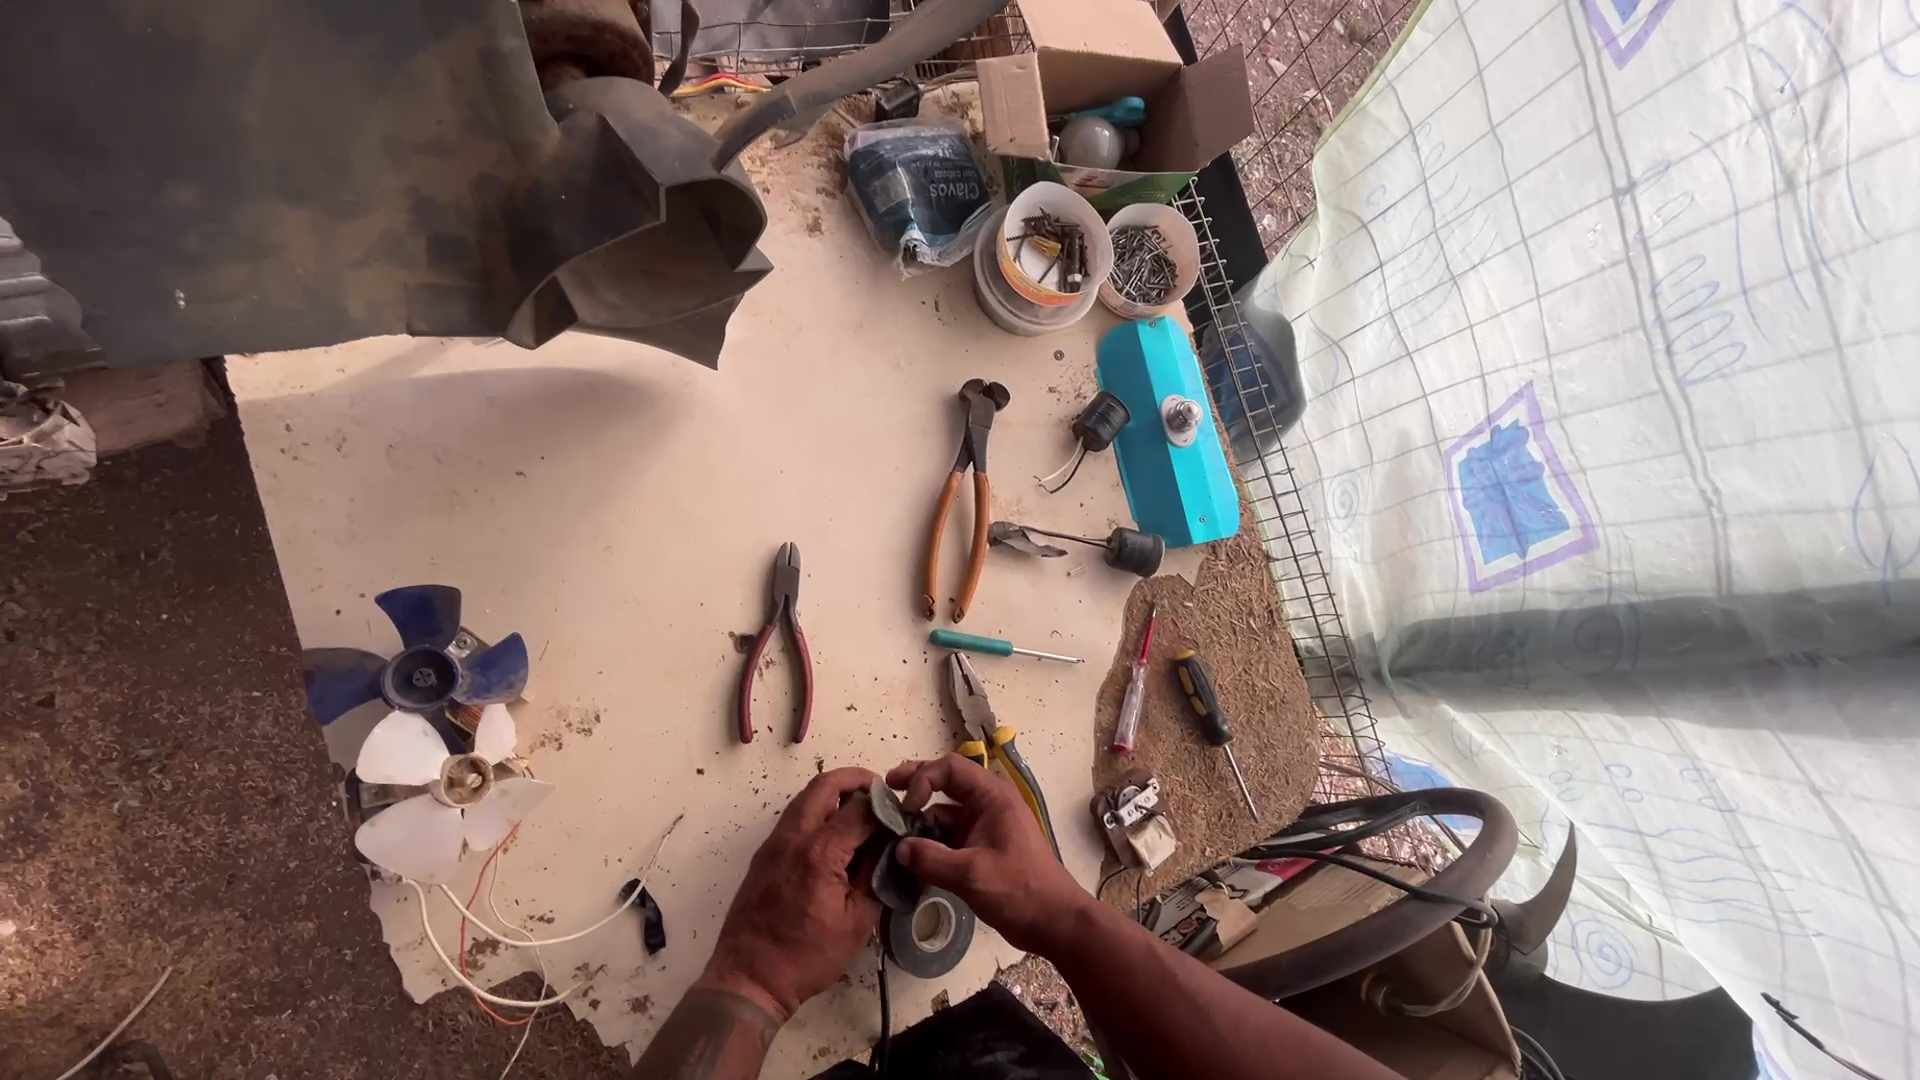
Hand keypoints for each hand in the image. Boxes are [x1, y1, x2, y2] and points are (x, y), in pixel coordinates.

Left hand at [697, 767, 881, 1022]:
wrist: (749, 979)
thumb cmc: (807, 957)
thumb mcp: (857, 921)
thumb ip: (876, 874)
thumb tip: (888, 845)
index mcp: (820, 853)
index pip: (860, 808)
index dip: (885, 807)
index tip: (900, 815)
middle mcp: (794, 837)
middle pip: (825, 784)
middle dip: (856, 779)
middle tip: (879, 792)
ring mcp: (775, 843)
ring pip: (806, 797)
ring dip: (834, 793)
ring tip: (860, 811)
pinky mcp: (765, 854)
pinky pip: (795, 816)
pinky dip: (817, 811)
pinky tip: (835, 835)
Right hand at [886, 754, 1088, 953]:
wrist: (1054, 922)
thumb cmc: (1020, 890)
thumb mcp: (972, 874)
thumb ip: (932, 859)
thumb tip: (899, 848)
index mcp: (993, 796)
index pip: (950, 768)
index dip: (923, 779)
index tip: (906, 806)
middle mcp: (988, 803)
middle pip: (946, 782)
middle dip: (917, 785)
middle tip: (887, 789)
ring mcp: (985, 825)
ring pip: (945, 812)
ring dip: (921, 821)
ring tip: (892, 835)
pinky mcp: (982, 847)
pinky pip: (950, 835)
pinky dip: (931, 843)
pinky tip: (910, 858)